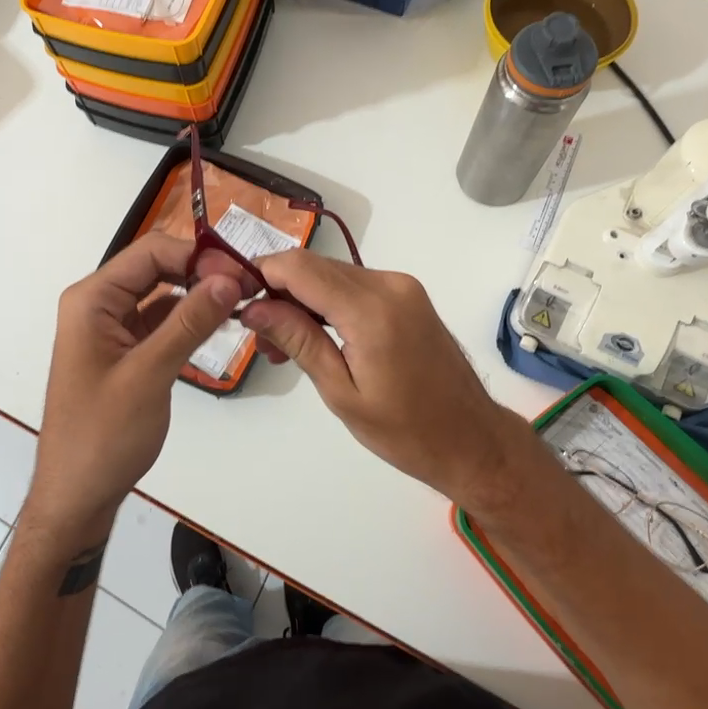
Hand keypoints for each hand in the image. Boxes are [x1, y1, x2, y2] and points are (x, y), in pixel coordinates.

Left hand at [24, 234, 243, 535]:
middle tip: (248, 286)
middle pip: (155, 267)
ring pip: (160, 293)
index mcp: (92, 299)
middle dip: (200, 271)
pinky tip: (218, 324)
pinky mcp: (123, 351)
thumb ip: (189, 323)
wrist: (76, 495)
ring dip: (197, 293)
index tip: (242, 272)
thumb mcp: (149, 374)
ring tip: (242, 300)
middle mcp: (97, 304)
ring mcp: (109, 328)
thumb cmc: (103, 435)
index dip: (197, 255)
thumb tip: (229, 279)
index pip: (150, 252)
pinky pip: (159, 321)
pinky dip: (187, 319)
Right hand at [239, 250, 524, 504]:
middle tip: (261, 339)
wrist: (472, 441)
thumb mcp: (341, 392)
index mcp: (372, 310)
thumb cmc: (405, 431)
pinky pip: (353, 285)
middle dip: (278, 291)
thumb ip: (298, 340)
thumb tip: (252, 308)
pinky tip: (317, 336)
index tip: (235, 298)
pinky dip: (327, 303)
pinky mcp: (407, 295)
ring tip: (284, 346)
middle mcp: (388, 284)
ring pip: (331, 274)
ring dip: (301, 299)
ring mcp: (401, 286)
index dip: (261, 274)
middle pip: (314, 266)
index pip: (300, 268)